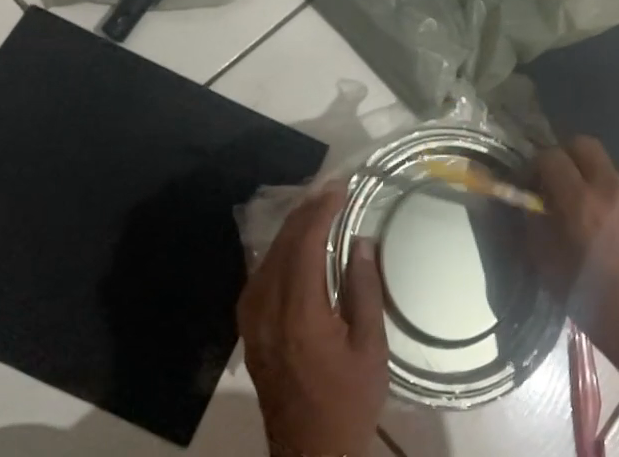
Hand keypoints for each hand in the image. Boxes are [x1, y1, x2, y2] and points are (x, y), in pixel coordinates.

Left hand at [237, 183, 388, 456]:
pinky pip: (259, 276)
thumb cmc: (349, 399)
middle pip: (282, 245)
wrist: (311, 450)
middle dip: (306, 213)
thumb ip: (363, 290)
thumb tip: (360, 241)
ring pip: (266, 258)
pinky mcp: (248, 330)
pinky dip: (278, 252)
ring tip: (316, 209)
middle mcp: (267, 310)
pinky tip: (293, 245)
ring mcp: (252, 320)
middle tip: (330, 191)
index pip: (305, 244)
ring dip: (291, 229)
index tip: (340, 188)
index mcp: (299, 313)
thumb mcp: (370, 347)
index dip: (322, 211)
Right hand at [527, 138, 618, 368]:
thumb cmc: (596, 305)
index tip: (533, 186)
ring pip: (611, 176)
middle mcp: (613, 189)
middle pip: (585, 146)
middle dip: (568, 158)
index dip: (537, 167)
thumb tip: (529, 203)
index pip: (551, 157)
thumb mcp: (549, 269)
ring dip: (598, 189)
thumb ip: (535, 227)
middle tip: (562, 186)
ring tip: (597, 227)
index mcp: (581, 202)